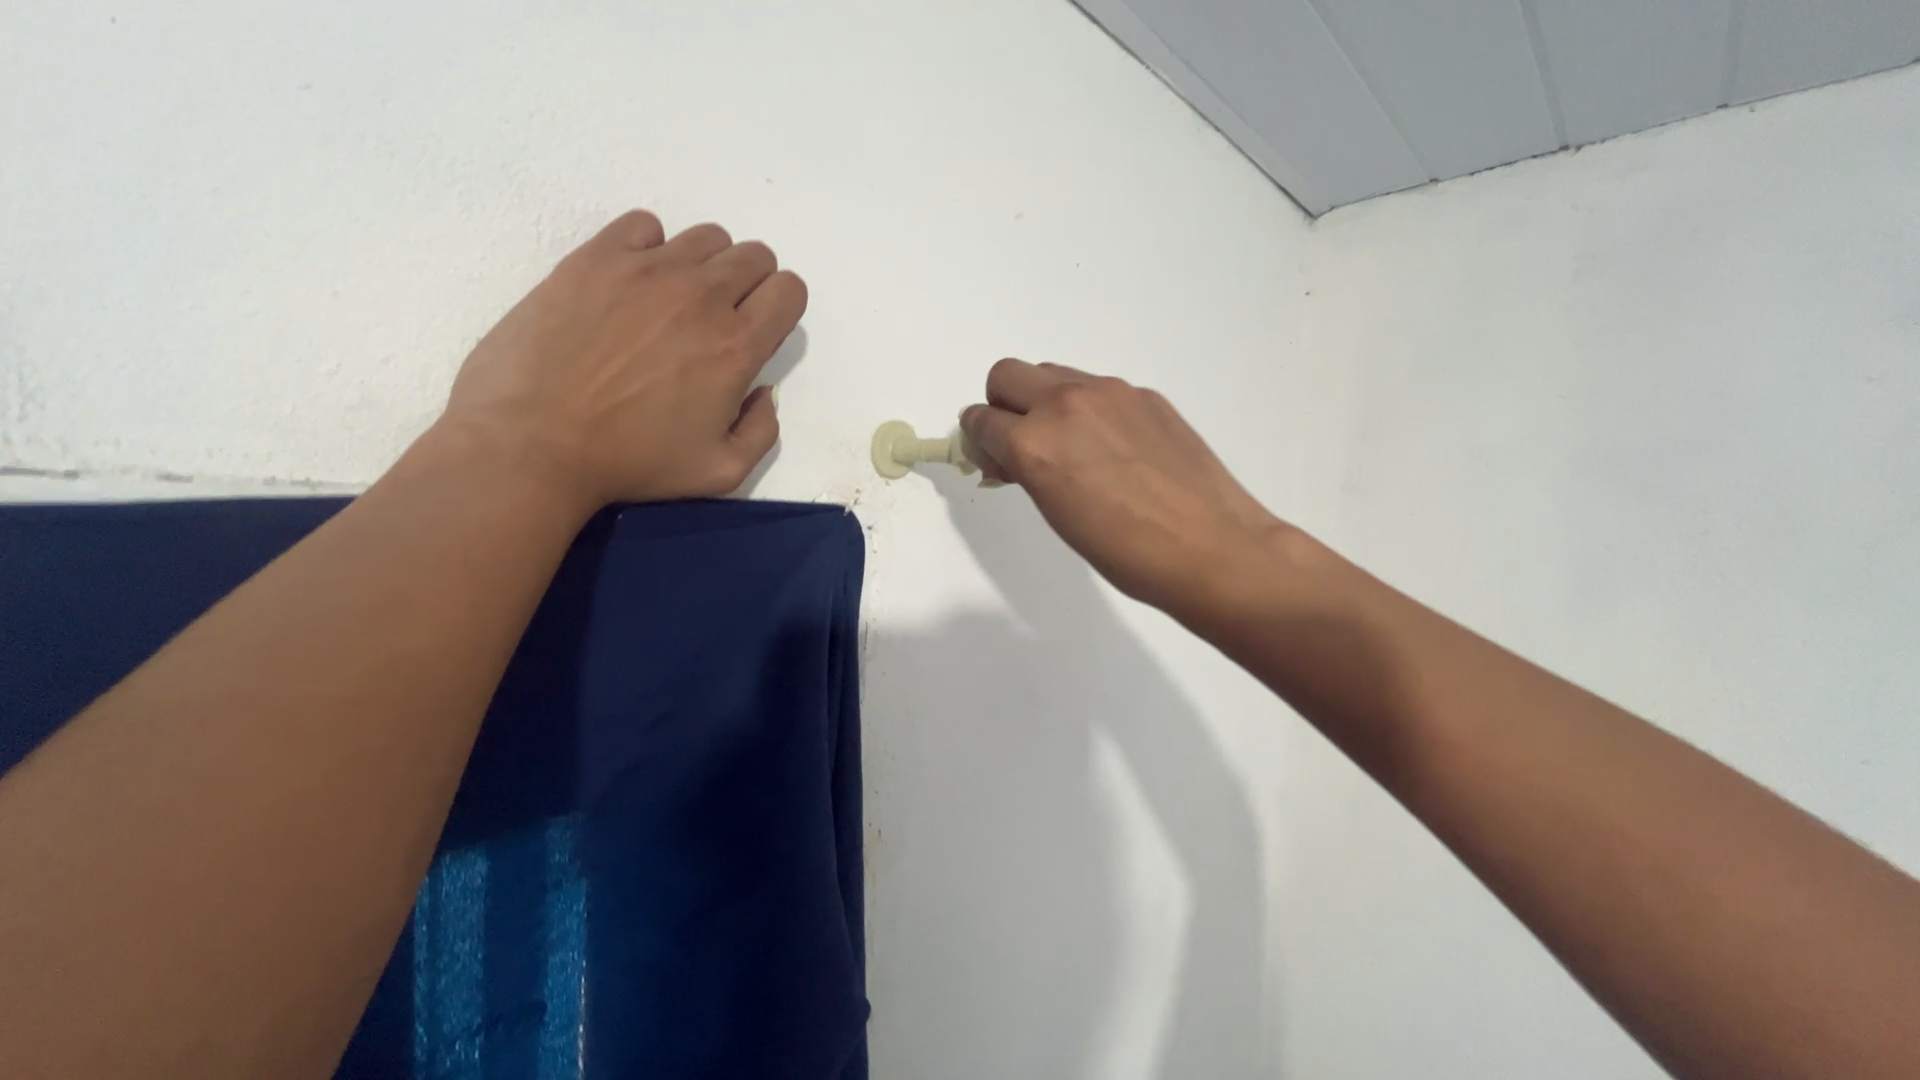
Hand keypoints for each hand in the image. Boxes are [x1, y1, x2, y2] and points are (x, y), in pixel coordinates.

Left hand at [436, 211, 805, 508]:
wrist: (532, 444)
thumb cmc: (630, 464)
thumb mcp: (720, 472)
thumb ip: (762, 430)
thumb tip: (764, 391)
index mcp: (736, 346)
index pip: (789, 290)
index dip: (781, 308)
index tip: (758, 331)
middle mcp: (700, 296)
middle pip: (754, 256)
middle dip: (750, 285)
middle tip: (716, 321)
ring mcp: (645, 269)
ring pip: (706, 237)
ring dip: (705, 265)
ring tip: (672, 303)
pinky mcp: (595, 258)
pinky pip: (644, 226)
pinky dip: (649, 248)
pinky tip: (631, 285)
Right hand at [960, 359, 1291, 619]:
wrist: (1211, 547)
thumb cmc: (1125, 551)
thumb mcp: (1057, 515)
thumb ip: (1025, 471)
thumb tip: (1010, 455)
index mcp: (1035, 442)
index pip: (980, 419)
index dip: (979, 440)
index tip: (991, 459)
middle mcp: (1066, 403)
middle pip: (1007, 375)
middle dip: (1001, 405)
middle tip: (1021, 443)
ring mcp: (1110, 393)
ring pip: (1052, 374)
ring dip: (1044, 401)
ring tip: (1071, 446)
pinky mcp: (1145, 395)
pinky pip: (1097, 388)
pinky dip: (1089, 409)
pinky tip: (1116, 450)